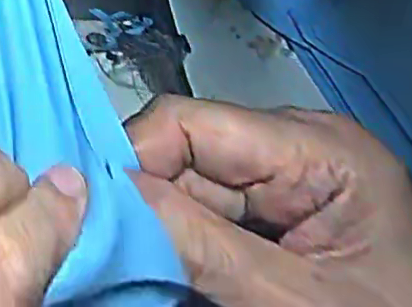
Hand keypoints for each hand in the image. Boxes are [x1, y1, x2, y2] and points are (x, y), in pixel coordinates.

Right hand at [124, 96, 411, 306]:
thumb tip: (100, 194)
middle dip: (149, 203)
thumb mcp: (299, 302)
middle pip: (184, 155)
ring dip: (164, 229)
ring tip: (152, 271)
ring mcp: (286, 181)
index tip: (94, 209)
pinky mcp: (279, 216)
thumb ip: (201, 243)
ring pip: (187, 188)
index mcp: (317, 148)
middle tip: (114, 252)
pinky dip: (185, 246)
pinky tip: (175, 273)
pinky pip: (208, 216)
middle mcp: (294, 147)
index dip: (134, 158)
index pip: (189, 122)